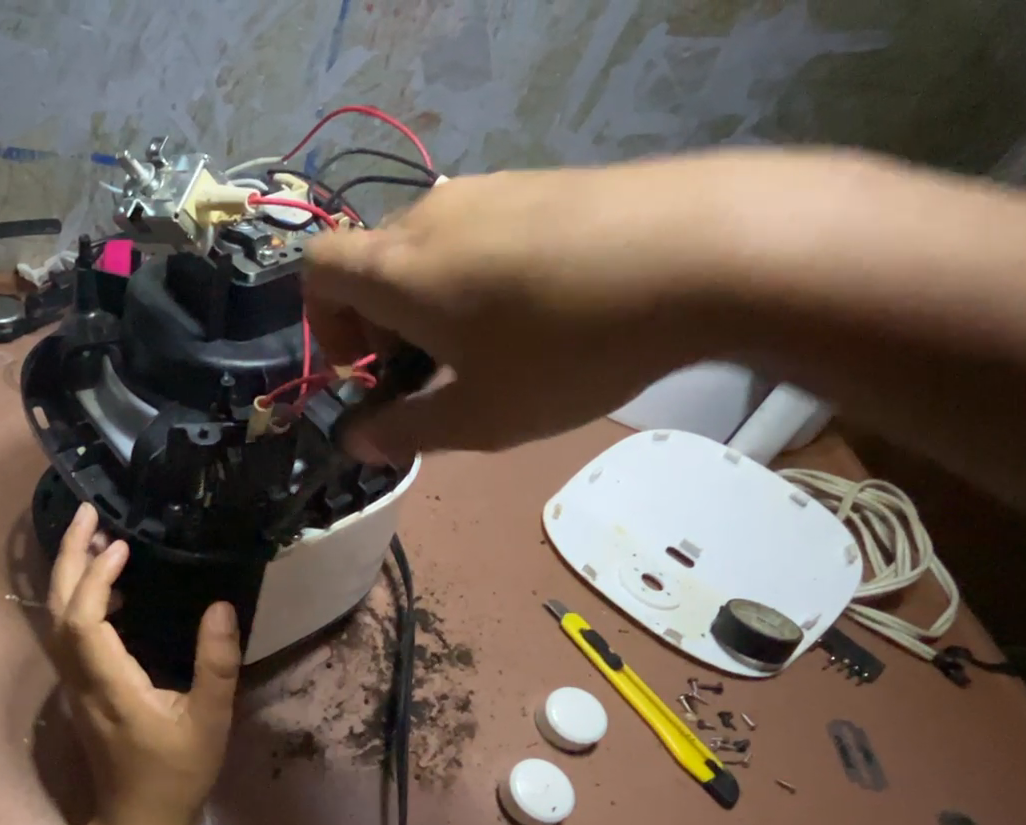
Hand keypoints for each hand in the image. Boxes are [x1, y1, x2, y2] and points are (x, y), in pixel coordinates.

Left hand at [45, 503, 241, 824]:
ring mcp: (71, 685)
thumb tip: (220, 606)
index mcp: (109, 684)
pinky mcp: (76, 688)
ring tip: (98, 539)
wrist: (136, 821)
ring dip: (70, 574)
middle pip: (57, 609)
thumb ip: (215, 665)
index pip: (84, 619)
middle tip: (88, 513)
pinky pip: (65, 633)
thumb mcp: (209, 721)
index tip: (119, 546)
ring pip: (55, 620)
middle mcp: (78, 679)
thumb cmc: (176, 773)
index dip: (95, 577)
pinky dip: (78, 599)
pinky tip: (111, 589)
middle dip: (68, 556)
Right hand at [303, 148, 889, 461]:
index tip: (366, 368)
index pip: (316, 271)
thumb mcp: (480, 417)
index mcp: (397, 269)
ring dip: (431, 298)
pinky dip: (479, 271)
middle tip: (430, 370)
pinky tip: (543, 306)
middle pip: (372, 263)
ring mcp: (491, 189)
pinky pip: (481, 229)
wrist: (709, 249)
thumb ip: (404, 432)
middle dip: (381, 322)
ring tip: (491, 342)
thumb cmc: (569, 347)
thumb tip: (356, 442)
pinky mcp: (543, 181)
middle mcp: (430, 217)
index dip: (323, 323)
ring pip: (428, 248)